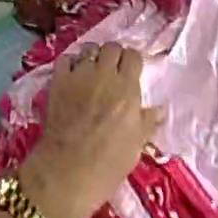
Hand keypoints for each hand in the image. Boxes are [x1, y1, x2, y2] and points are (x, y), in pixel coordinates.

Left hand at [16, 43, 161, 217]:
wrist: (68, 169)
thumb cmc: (108, 163)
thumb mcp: (135, 145)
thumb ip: (147, 122)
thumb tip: (159, 109)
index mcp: (127, 88)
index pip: (133, 56)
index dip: (132, 61)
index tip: (130, 71)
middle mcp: (104, 74)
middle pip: (111, 47)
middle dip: (113, 56)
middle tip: (112, 70)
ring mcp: (79, 74)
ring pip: (89, 49)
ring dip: (92, 57)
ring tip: (92, 71)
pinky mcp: (58, 78)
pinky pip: (66, 58)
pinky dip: (71, 62)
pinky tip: (72, 74)